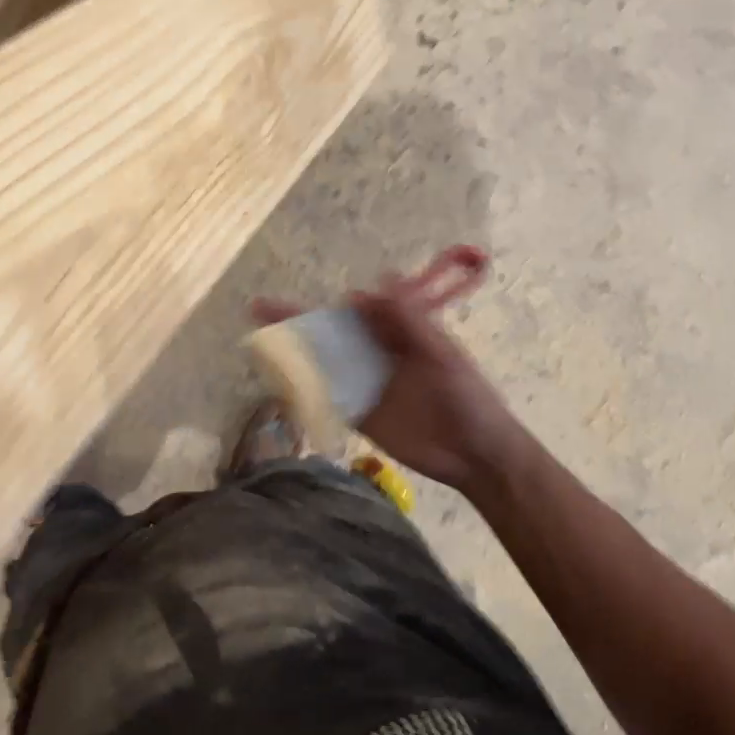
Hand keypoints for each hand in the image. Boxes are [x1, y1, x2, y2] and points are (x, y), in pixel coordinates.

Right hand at [251, 278, 533, 493]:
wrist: (477, 457)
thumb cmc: (469, 399)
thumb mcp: (443, 354)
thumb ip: (411, 319)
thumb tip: (380, 277)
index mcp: (397, 331)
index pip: (359, 308)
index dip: (340, 305)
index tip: (338, 306)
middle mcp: (374, 352)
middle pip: (330, 331)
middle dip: (297, 318)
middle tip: (260, 305)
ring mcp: (364, 382)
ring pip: (322, 360)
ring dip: (292, 349)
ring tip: (258, 338)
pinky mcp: (357, 411)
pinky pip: (324, 394)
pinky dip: (301, 385)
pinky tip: (276, 378)